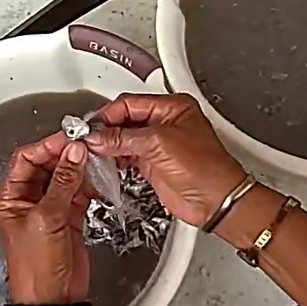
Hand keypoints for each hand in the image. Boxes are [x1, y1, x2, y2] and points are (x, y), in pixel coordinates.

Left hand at [0, 133, 92, 305]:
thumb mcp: (47, 220)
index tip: (69, 139)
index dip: (47, 146)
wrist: (53, 300)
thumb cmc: (36, 267)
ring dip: (79, 168)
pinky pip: (78, 193)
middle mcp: (28, 200)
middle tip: (86, 146)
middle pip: (46, 165)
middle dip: (65, 154)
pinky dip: (89, 184)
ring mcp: (49, 208)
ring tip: (95, 158)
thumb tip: (73, 154)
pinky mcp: (68, 218)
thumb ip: (62, 184)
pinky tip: (99, 177)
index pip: (26, 160)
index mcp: (12, 197)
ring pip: (64, 177)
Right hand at [82, 93, 247, 227]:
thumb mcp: (158, 144)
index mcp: (172, 107)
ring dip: (108, 145)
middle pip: (123, 119)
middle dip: (106, 130)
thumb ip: (123, 138)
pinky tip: (106, 162)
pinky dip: (114, 158)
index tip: (92, 128)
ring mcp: (157, 143)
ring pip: (122, 138)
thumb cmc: (206, 170)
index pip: (128, 103)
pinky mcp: (151, 162)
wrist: (216, 202)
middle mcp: (164, 122)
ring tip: (95, 152)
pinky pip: (125, 155)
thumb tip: (97, 137)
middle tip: (90, 140)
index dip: (108, 115)